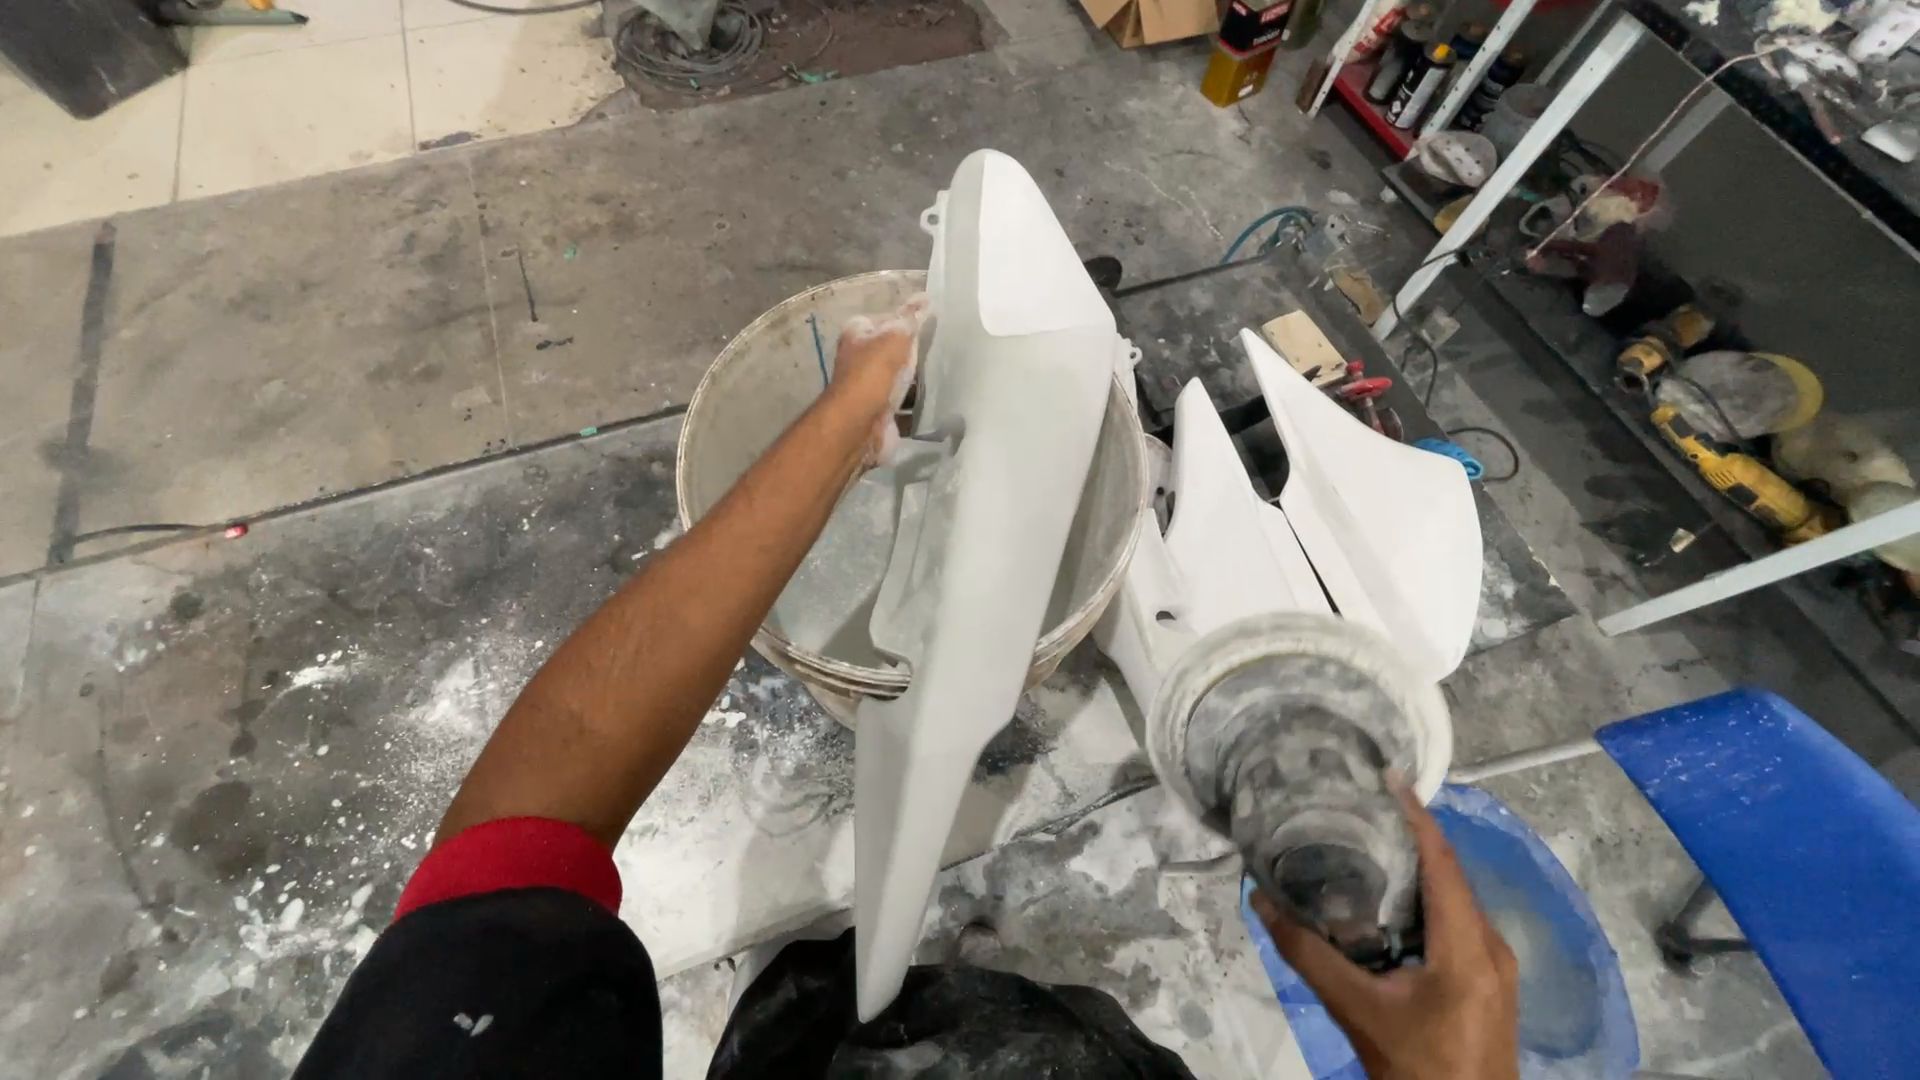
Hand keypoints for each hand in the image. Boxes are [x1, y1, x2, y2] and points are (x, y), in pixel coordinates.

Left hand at [825, 294, 926, 464]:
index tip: (929, 323)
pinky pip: (903, 402)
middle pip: (891, 349)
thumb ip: (911, 318)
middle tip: (939, 347)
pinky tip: (936, 398)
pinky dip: (916, 402)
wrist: (861, 425)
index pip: (882, 318)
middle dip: (912, 350)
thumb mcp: (895, 336)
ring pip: (897, 376)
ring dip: (916, 378)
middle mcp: (858, 359)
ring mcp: (868, 388)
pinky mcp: (879, 412)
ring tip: (943, 371)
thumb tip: (926, 297)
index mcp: (856, 334)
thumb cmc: (874, 374)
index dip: (903, 319)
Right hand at [1253, 778, 1519, 1079]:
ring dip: (1412, 862)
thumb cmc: (1417, 1067)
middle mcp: (1489, 945)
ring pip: (1450, 895)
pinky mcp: (1484, 979)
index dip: (1415, 814)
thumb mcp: (1356, 1010)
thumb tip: (1260, 900)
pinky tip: (1383, 892)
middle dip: (1407, 831)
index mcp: (1467, 947)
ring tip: (1364, 833)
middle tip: (1359, 800)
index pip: (1442, 862)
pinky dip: (1419, 893)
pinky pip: (1452, 917)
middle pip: (1448, 872)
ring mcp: (1492, 964)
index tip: (1387, 773)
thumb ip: (1308, 953)